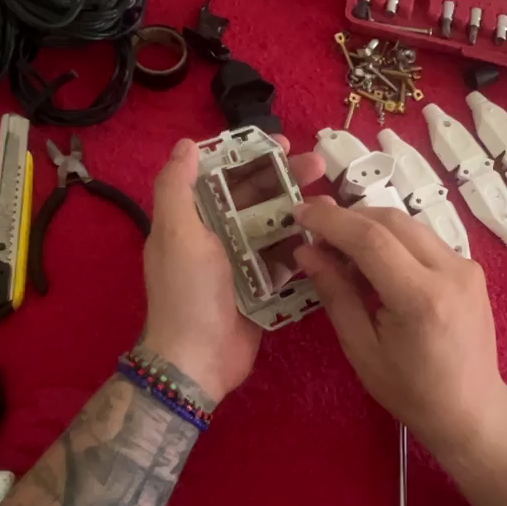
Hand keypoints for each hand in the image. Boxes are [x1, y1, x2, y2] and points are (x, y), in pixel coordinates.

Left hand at [140, 137, 323, 400]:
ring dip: (300, 211)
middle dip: (284, 178)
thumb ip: (177, 187)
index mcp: (194, 219)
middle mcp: (217, 236)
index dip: (251, 156)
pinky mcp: (262, 287)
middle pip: (255, 198)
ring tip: (330, 200)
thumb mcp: (176, 233)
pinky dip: (303, 246)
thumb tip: (184, 144)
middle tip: (320, 165)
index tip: (282, 144)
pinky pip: (285, 259)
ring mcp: (242, 263)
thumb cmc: (188, 292)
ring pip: (275, 227)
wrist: (198, 361)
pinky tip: (327, 236)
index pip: (225, 177)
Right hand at [291, 200, 506, 466]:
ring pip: (408, 224)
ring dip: (369, 226)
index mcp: (422, 299)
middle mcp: (451, 272)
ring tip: (338, 248)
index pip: (371, 239)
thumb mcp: (361, 349)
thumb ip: (336, 293)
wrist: (471, 410)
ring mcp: (466, 266)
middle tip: (314, 231)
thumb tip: (305, 250)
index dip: (331, 221)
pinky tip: (371, 262)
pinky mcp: (470, 267)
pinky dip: (391, 239)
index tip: (300, 212)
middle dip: (347, 218)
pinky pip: (422, 239)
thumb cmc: (411, 391)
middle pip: (390, 221)